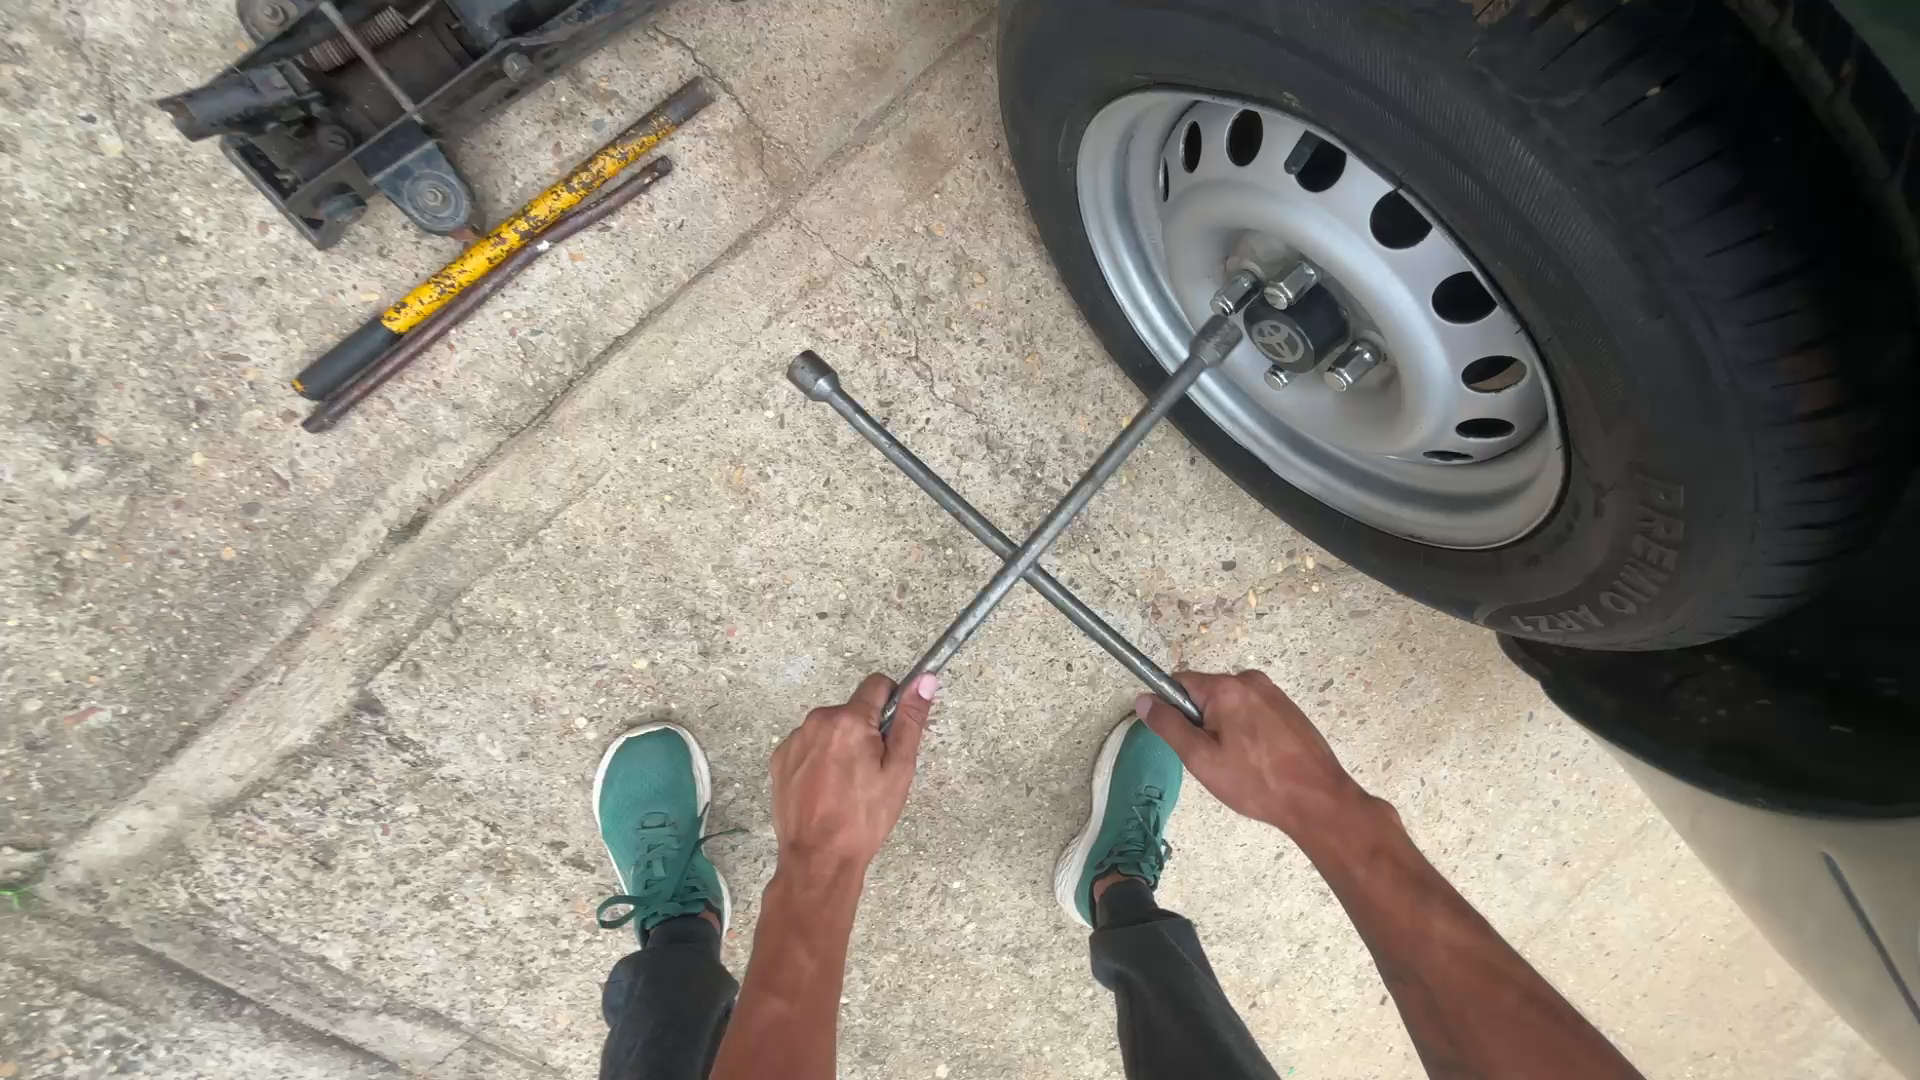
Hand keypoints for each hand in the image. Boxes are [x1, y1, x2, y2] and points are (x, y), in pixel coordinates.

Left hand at [768, 672, 937, 874]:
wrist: (819, 859)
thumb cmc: (863, 819)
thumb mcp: (899, 769)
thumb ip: (910, 719)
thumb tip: (925, 680)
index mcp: (849, 720)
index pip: (878, 685)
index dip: (892, 704)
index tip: (892, 733)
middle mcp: (817, 721)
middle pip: (854, 709)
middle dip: (866, 730)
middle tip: (873, 770)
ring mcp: (795, 740)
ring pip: (831, 727)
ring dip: (842, 744)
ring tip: (849, 784)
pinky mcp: (780, 758)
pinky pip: (810, 744)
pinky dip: (820, 758)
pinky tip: (827, 788)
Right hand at [1135, 670, 1369, 836]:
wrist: (1320, 802)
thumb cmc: (1256, 782)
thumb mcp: (1201, 758)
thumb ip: (1168, 726)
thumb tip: (1143, 700)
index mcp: (1226, 688)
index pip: (1179, 683)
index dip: (1172, 710)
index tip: (1183, 739)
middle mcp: (1250, 681)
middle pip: (1206, 694)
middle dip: (1201, 722)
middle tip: (1213, 759)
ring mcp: (1274, 694)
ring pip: (1230, 705)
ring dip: (1225, 728)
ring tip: (1239, 764)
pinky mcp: (1290, 710)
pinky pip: (1253, 713)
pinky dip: (1248, 732)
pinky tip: (1259, 761)